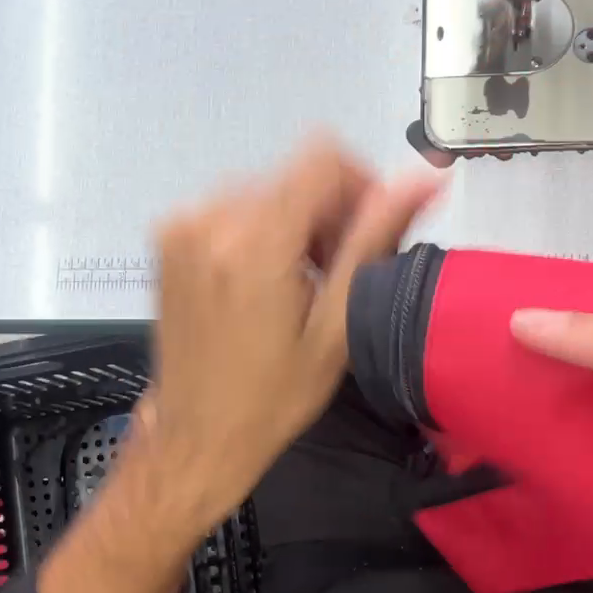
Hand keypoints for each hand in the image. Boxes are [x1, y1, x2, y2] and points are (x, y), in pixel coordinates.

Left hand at [37, 139, 441, 592]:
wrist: (197, 434)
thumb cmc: (273, 397)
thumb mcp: (337, 326)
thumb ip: (376, 240)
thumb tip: (425, 176)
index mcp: (255, 240)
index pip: (323, 157)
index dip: (360, 187)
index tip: (366, 237)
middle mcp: (210, 216)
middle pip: (294, 176)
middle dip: (327, 215)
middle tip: (333, 278)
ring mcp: (181, 224)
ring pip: (265, 190)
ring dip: (293, 225)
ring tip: (298, 286)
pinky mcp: (167, 237)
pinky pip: (230, 207)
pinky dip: (257, 232)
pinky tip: (263, 283)